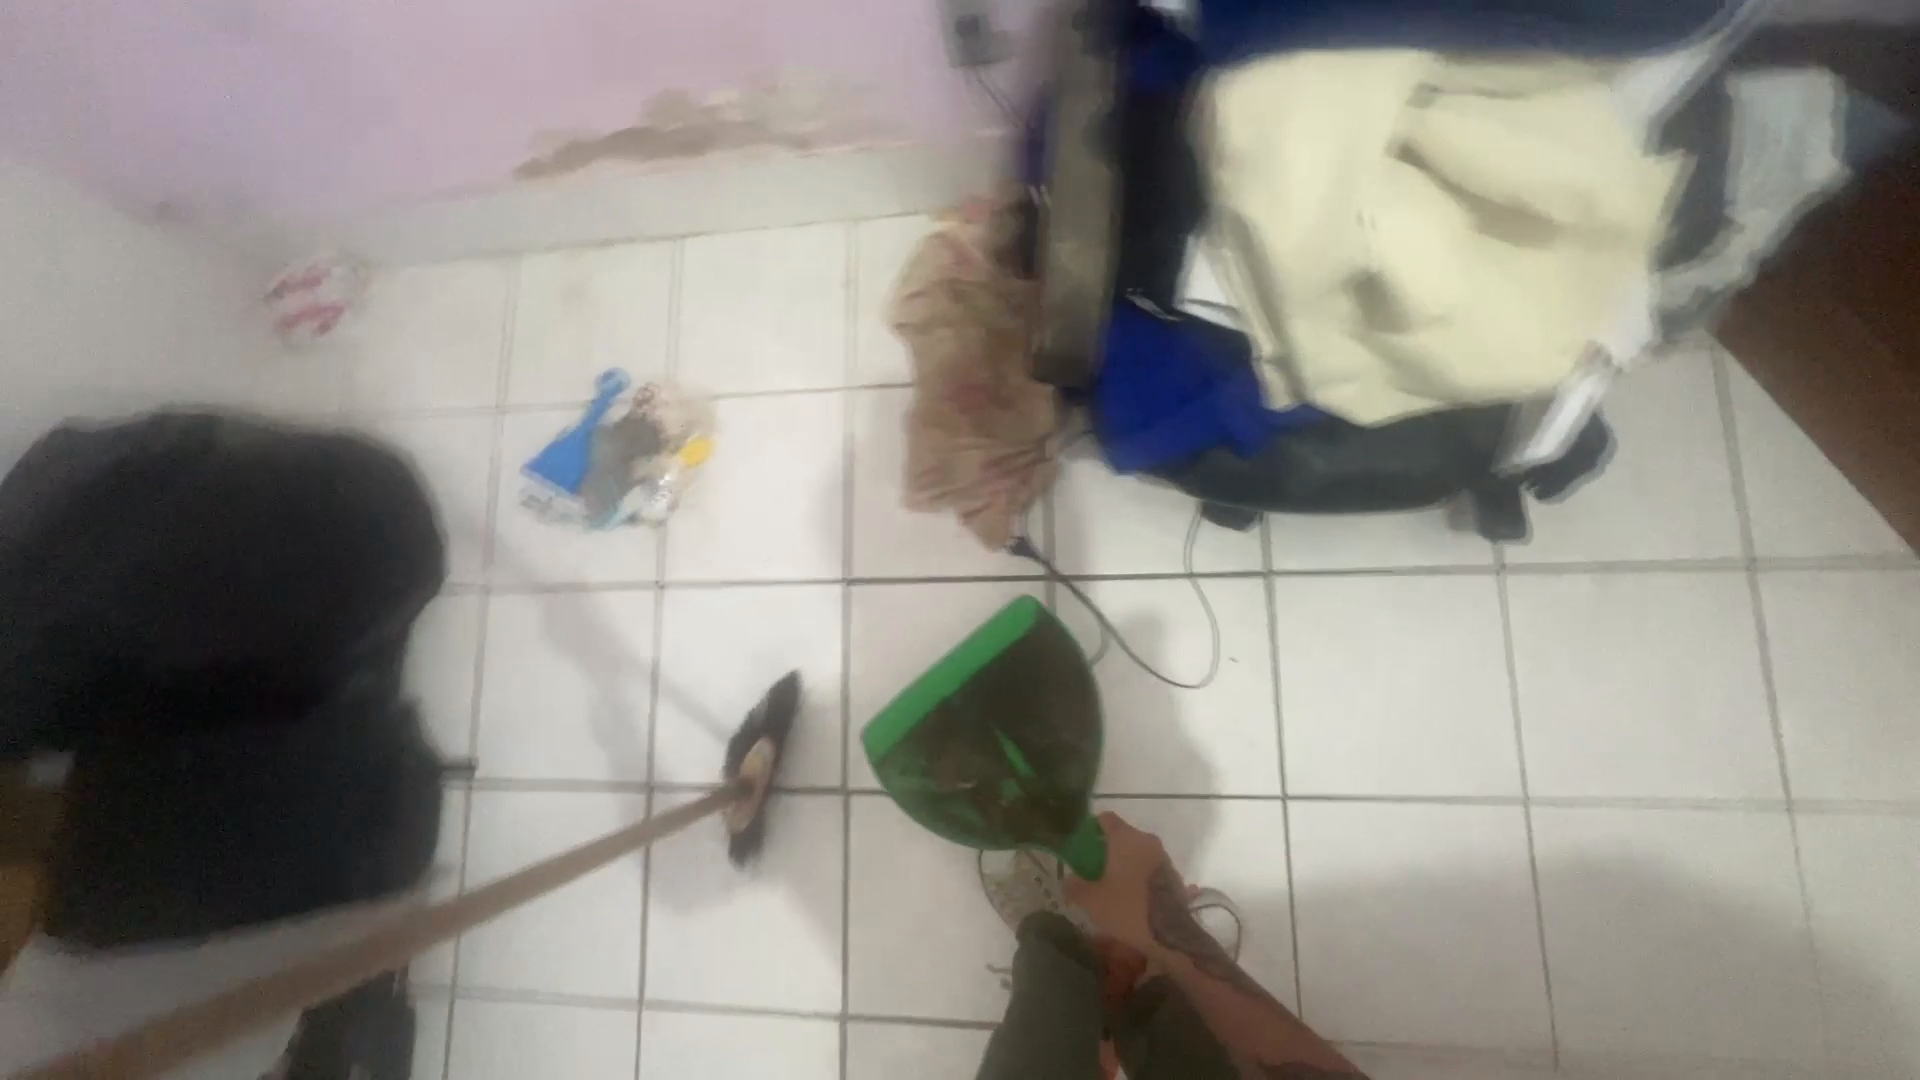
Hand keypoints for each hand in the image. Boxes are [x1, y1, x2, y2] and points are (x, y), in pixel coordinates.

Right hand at [1063, 811, 1184, 958]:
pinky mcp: (1174, 876)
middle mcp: (1146, 840)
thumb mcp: (1092, 900)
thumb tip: (1067, 882)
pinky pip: (1150, 869)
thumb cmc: (1128, 907)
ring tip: (1113, 887)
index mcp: (1125, 838)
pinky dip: (1139, 877)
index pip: (1105, 819)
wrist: (1173, 934)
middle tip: (1094, 870)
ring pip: (1137, 853)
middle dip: (1107, 851)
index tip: (1082, 844)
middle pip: (1122, 837)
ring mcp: (1163, 858)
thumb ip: (1075, 887)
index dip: (1091, 828)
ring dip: (1125, 865)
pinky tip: (1131, 898)